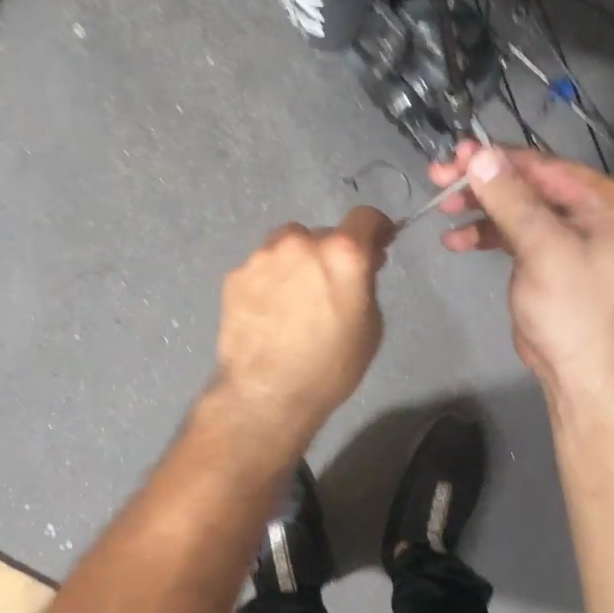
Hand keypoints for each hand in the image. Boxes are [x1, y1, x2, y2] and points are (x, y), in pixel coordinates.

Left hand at [214, 206, 394, 442]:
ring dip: (297, 261)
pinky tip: (270, 311)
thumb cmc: (330, 367)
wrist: (266, 394)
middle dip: (331, 253)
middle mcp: (300, 243)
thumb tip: (360, 266)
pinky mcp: (235, 275)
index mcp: (342, 253)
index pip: (365, 217)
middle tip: (331, 284)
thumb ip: (365, 284)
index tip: (377, 244)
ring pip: (287, 245)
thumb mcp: (370, 326)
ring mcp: (262, 257)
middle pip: (323, 234)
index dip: (376, 229)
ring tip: (296, 297)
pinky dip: (271, 280)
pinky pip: (262, 267)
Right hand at [430, 143, 613, 394]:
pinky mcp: (544, 253)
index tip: (453, 156)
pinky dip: (483, 232)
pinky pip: (510, 231)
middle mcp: (589, 208)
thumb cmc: (568, 308)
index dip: (496, 159)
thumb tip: (478, 156)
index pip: (542, 165)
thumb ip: (512, 201)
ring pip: (513, 205)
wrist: (575, 367)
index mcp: (603, 199)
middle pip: (525, 182)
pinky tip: (454, 240)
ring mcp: (566, 232)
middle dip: (482, 181)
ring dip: (477, 206)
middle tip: (438, 177)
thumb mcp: (542, 249)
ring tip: (441, 207)